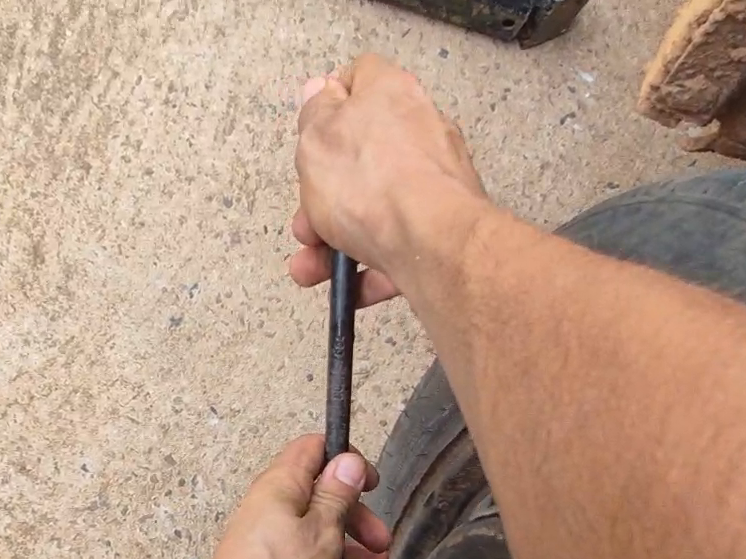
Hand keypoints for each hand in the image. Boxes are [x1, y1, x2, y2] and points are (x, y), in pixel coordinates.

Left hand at [192, 436, 390, 558]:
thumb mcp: (322, 533)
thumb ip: (337, 496)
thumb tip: (347, 461)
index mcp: (278, 489)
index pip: (310, 450)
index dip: (344, 459)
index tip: (370, 482)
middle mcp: (268, 513)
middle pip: (319, 497)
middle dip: (355, 513)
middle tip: (380, 537)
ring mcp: (268, 549)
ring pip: (315, 536)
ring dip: (349, 548)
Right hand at [288, 54, 488, 307]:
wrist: (431, 243)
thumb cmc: (375, 186)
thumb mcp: (317, 140)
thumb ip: (314, 114)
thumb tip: (317, 94)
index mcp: (388, 96)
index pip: (359, 80)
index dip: (328, 106)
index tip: (308, 137)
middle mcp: (417, 134)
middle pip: (360, 161)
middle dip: (322, 200)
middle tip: (305, 225)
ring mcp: (433, 184)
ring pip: (374, 212)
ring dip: (336, 244)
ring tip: (312, 270)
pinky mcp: (440, 229)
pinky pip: (398, 248)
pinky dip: (370, 270)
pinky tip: (351, 290)